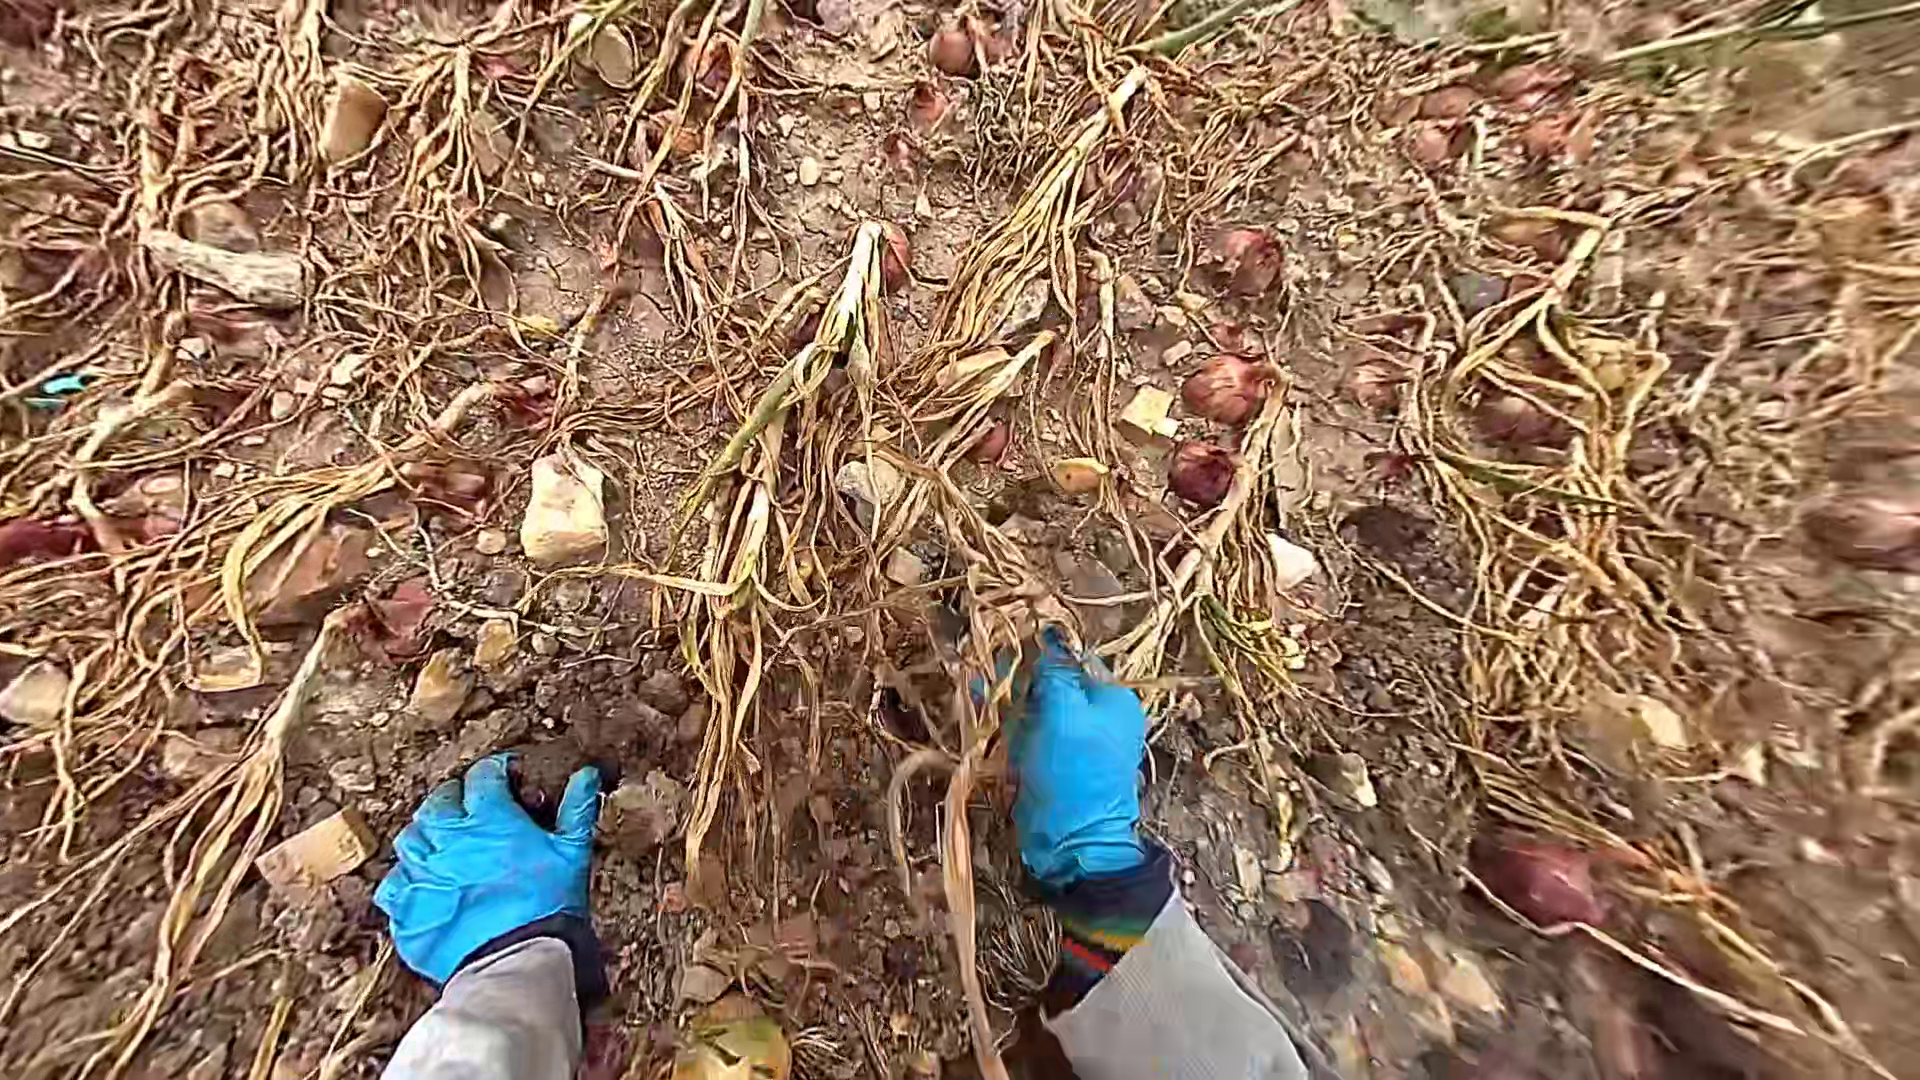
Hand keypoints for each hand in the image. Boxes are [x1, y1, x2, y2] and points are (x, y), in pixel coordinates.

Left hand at [375, 754, 600, 982]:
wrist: (515, 958)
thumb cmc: (548, 899)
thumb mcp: (574, 847)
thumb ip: (577, 806)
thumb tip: (587, 774)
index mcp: (490, 819)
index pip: (483, 776)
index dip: (497, 769)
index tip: (508, 772)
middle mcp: (449, 840)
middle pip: (439, 800)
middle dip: (458, 793)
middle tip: (475, 799)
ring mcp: (422, 875)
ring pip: (411, 836)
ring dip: (430, 827)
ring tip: (449, 833)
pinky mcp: (406, 910)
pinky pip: (395, 881)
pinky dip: (410, 872)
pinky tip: (430, 875)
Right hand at [1011, 632, 1147, 887]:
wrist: (1072, 841)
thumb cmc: (1075, 771)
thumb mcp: (1066, 713)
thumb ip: (1055, 674)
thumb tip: (1048, 641)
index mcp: (1111, 700)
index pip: (1075, 660)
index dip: (1045, 653)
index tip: (1016, 647)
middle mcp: (1094, 716)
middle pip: (1051, 682)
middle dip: (1022, 678)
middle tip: (996, 672)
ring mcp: (1069, 739)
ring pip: (1033, 706)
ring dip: (1009, 700)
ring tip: (984, 689)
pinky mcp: (1048, 760)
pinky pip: (1024, 731)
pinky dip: (1007, 724)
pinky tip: (986, 714)